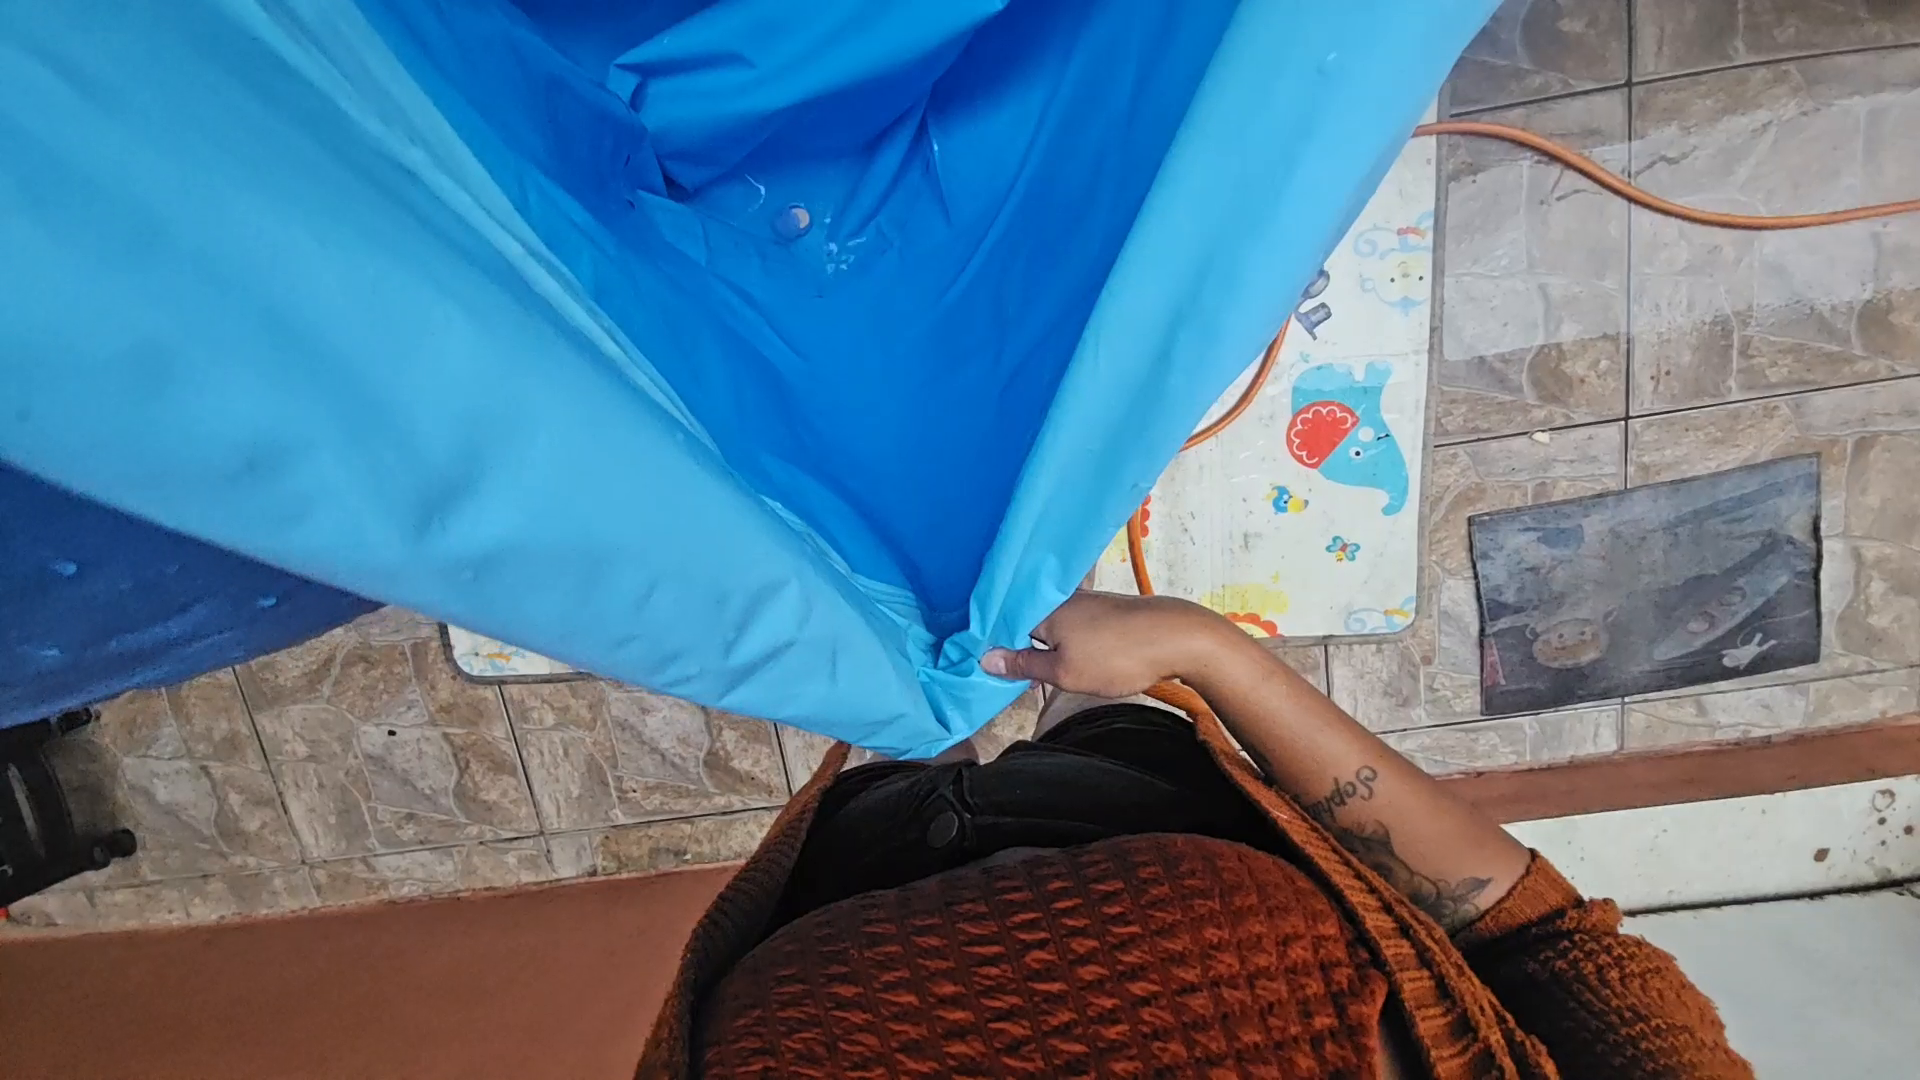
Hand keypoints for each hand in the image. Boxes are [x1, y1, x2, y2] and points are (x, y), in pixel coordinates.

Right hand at [980, 590, 1251, 697]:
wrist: (1177, 637)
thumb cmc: (1116, 656)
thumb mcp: (1063, 671)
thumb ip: (1024, 665)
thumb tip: (985, 659)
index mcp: (1044, 610)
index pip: (1005, 623)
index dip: (994, 645)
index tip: (984, 666)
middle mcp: (1062, 600)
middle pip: (1029, 622)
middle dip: (1019, 646)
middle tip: (1015, 676)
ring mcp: (1087, 602)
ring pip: (1053, 624)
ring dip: (1045, 645)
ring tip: (1041, 672)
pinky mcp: (1106, 609)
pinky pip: (1073, 624)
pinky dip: (1066, 641)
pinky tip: (1071, 658)